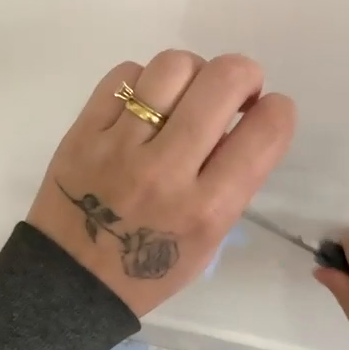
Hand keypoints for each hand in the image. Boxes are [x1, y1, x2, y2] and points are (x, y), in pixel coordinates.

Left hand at [25, 51, 295, 317]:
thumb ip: (229, 185)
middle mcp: (167, 172)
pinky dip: (143, 81)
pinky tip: (143, 106)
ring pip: (173, 66)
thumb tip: (236, 125)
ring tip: (184, 97)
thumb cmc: (147, 270)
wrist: (70, 283)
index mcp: (207, 210)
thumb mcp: (207, 243)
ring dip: (192, 74)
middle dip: (242, 76)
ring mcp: (120, 148)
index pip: (266, 130)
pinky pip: (123, 75)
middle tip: (230, 95)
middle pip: (223, 80)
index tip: (264, 114)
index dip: (278, 110)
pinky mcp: (83, 133)